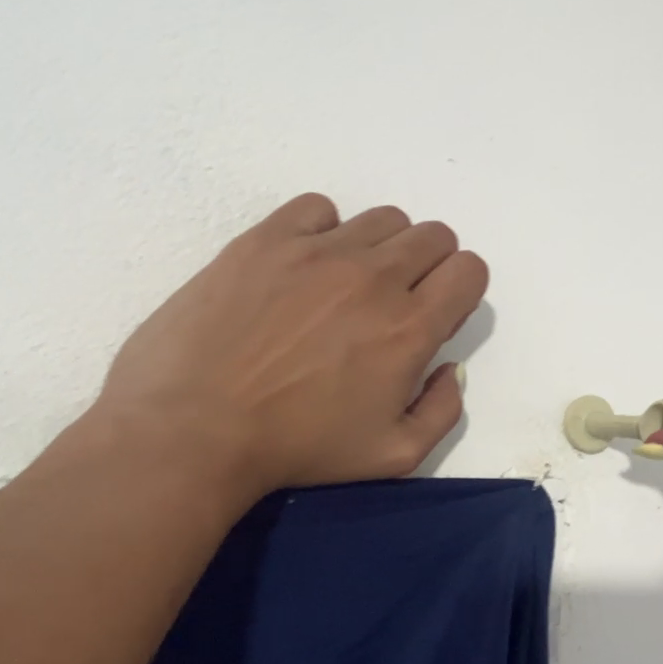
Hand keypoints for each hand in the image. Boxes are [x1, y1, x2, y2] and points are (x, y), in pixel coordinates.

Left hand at [89, 193, 485, 497]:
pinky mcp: (264, 241)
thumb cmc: (300, 449)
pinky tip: (307, 268)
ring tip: (351, 286)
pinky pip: (318, 208)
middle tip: (399, 302)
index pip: (469, 271)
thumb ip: (444, 410)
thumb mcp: (397, 455)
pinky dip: (326, 230)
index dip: (463, 291)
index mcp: (410, 328)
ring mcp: (316, 252)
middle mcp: (373, 278)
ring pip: (383, 219)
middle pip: (434, 236)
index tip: (438, 317)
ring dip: (384, 247)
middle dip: (433, 266)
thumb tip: (450, 368)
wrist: (192, 430)